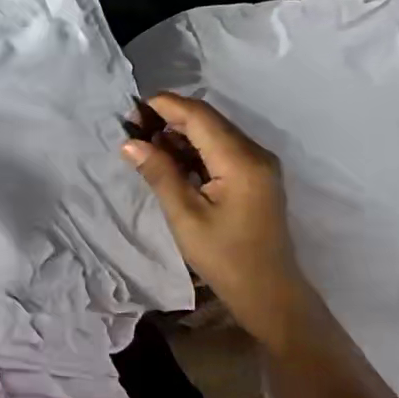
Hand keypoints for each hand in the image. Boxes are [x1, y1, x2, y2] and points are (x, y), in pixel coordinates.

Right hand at [121, 93, 306, 334]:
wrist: (268, 291)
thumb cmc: (224, 256)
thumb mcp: (184, 216)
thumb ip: (159, 173)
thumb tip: (130, 142)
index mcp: (241, 161)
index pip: (200, 117)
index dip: (165, 106)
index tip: (131, 108)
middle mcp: (255, 153)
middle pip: (208, 120)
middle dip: (169, 117)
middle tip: (131, 127)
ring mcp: (257, 164)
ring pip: (213, 133)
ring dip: (178, 133)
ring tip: (142, 142)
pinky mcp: (253, 176)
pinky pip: (219, 150)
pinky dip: (191, 148)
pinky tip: (167, 158)